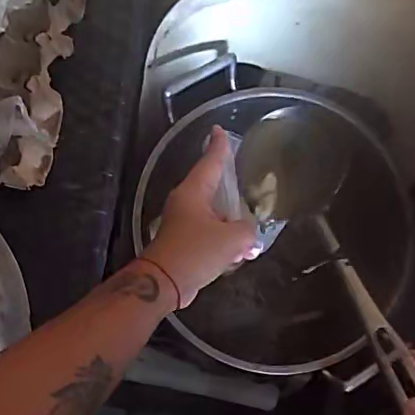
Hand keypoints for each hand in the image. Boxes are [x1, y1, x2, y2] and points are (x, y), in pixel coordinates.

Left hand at [142, 126, 259, 307]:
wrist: (164, 283)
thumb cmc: (195, 252)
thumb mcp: (232, 239)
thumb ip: (248, 231)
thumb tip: (251, 236)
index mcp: (193, 192)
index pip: (210, 162)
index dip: (218, 146)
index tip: (219, 131)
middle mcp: (185, 204)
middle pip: (213, 189)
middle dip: (231, 192)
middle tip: (247, 186)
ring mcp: (182, 224)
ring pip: (213, 216)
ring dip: (231, 225)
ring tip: (250, 237)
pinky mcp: (184, 244)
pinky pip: (209, 235)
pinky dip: (223, 242)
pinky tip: (238, 254)